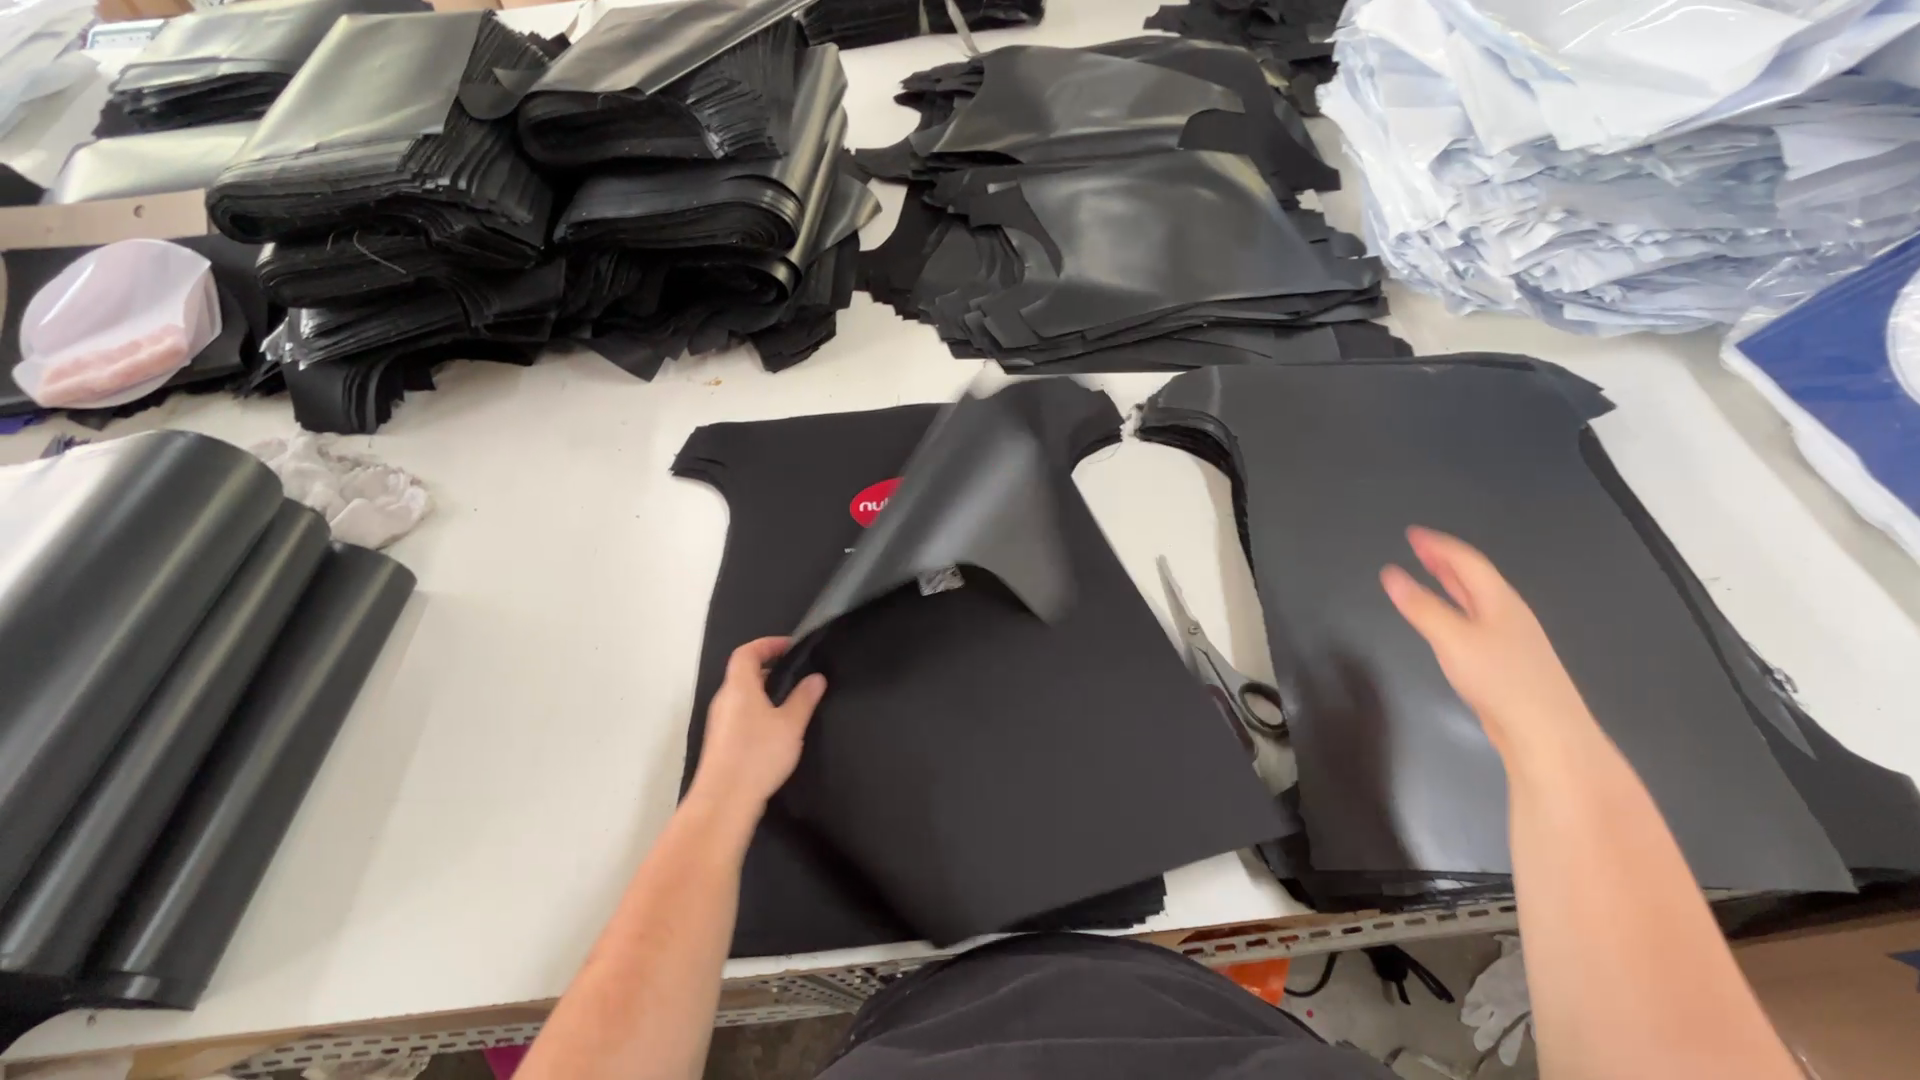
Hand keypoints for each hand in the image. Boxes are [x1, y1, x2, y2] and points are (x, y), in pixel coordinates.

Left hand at [688, 637, 827, 809]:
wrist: (724, 800)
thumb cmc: (758, 754)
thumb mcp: (790, 724)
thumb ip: (804, 698)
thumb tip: (816, 678)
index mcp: (739, 687)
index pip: (746, 652)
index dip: (767, 644)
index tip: (790, 646)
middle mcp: (724, 699)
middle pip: (742, 672)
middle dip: (769, 668)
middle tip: (795, 673)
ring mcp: (720, 722)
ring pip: (741, 695)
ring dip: (763, 691)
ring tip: (790, 700)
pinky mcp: (721, 742)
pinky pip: (740, 714)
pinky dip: (757, 710)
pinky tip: (776, 729)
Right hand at [1380, 527, 1599, 763]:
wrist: (1545, 731)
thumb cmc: (1500, 679)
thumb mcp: (1452, 640)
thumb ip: (1421, 607)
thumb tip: (1391, 575)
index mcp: (1499, 601)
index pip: (1466, 561)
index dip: (1438, 545)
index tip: (1412, 533)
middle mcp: (1507, 613)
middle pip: (1474, 577)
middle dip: (1444, 560)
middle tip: (1418, 547)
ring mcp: (1510, 638)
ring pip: (1477, 600)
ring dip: (1451, 583)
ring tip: (1430, 573)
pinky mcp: (1506, 661)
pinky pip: (1476, 620)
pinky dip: (1456, 608)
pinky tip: (1449, 619)